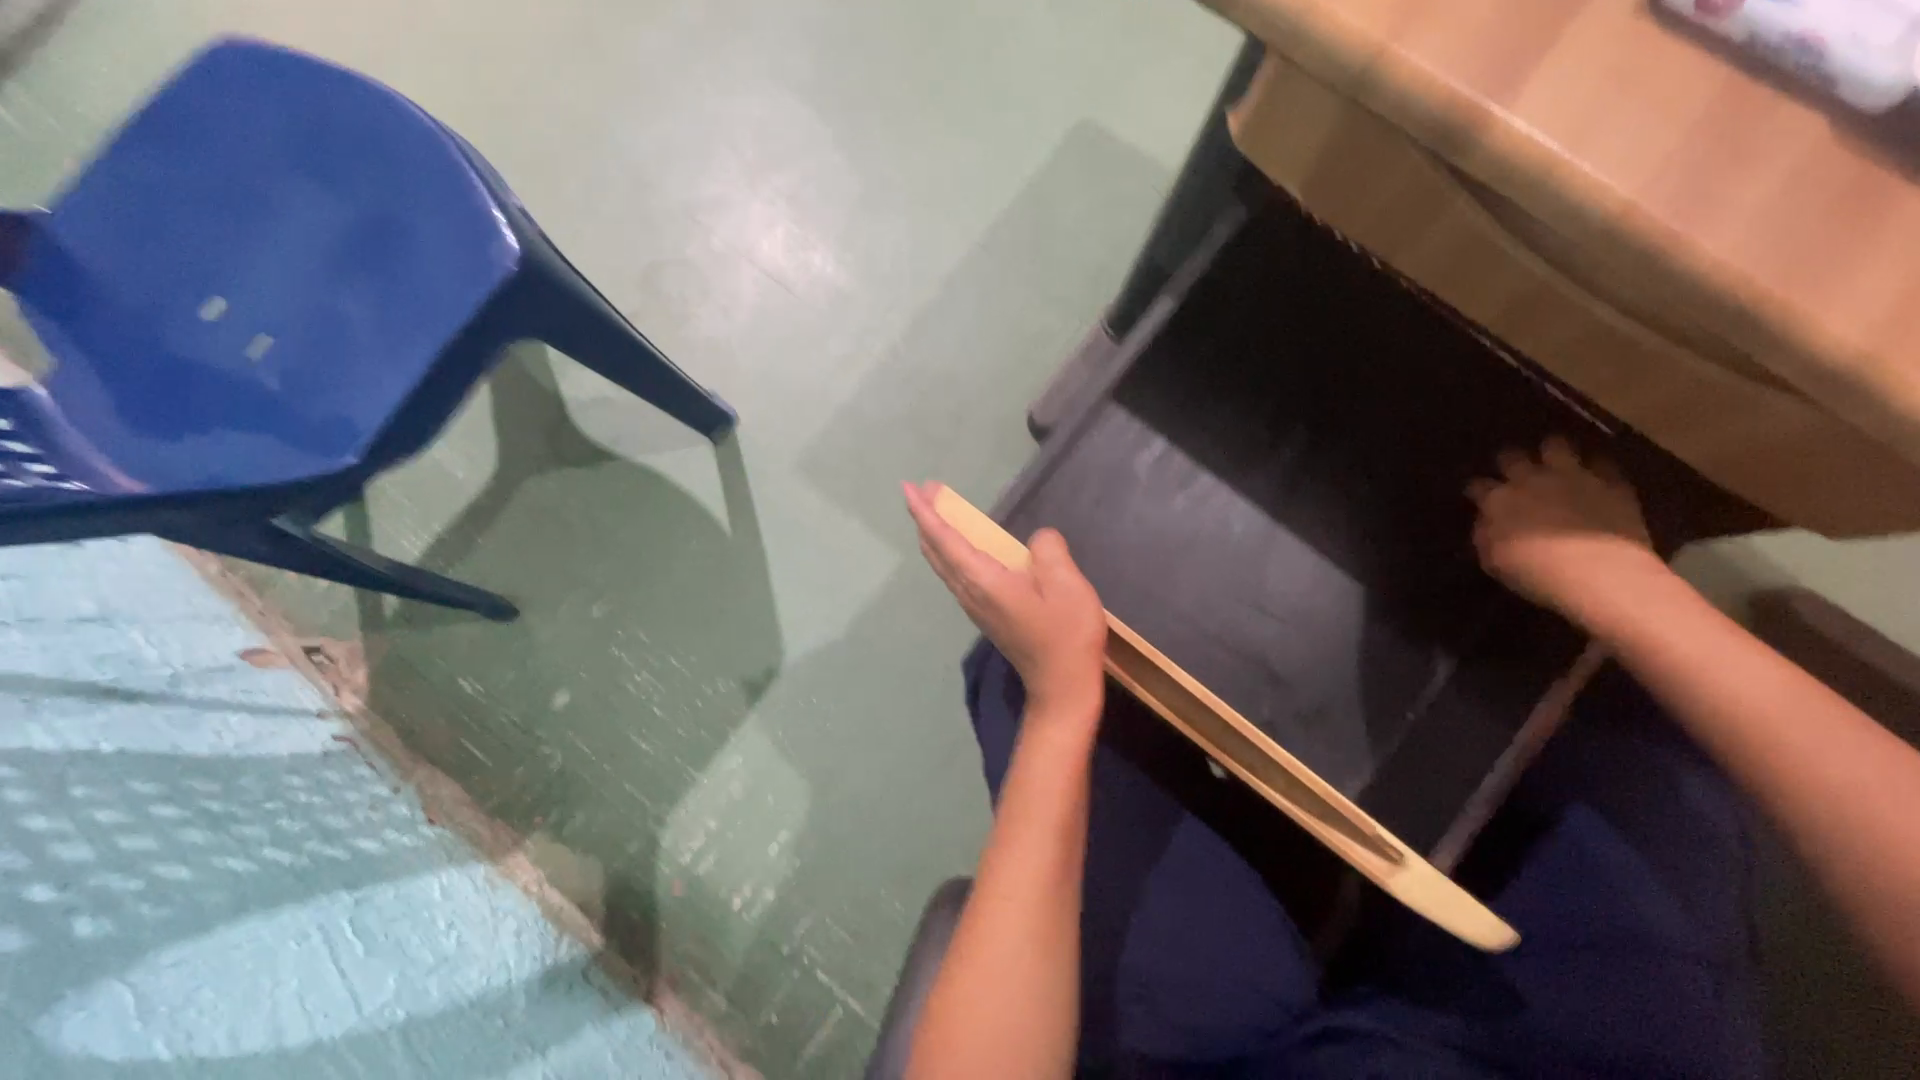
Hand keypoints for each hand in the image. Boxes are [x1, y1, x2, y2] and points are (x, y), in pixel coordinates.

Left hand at [904, 482, 1106, 717]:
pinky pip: (955, 573)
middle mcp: (969, 592)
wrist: (1061, 685)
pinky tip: (961, 545)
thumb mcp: (1067, 585)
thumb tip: (1036, 540)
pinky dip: (949, 551)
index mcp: (983, 580)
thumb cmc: (1066, 635)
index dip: (926, 512)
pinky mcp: (985, 613)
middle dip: (927, 518)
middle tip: (925, 489)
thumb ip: (1048, 551)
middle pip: (936, 550)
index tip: (909, 488)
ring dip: (937, 534)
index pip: (945, 539)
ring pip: (943, 564)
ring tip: (940, 509)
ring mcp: (975, 606)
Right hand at [1466, 437, 1670, 625]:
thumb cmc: (1536, 573)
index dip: (1477, 490)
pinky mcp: (1610, 482)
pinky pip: (1601, 463)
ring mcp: (1572, 476)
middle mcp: (1531, 479)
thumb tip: (1486, 520)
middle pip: (1512, 457)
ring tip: (1555, 460)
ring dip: (1552, 451)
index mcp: (1498, 500)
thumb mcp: (1493, 561)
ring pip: (1556, 446)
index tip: (1478, 496)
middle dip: (1510, 461)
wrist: (1601, 573)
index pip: (1478, 485)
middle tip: (1514, 471)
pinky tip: (1596, 476)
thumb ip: (1485, 535)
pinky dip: (1596, 467)